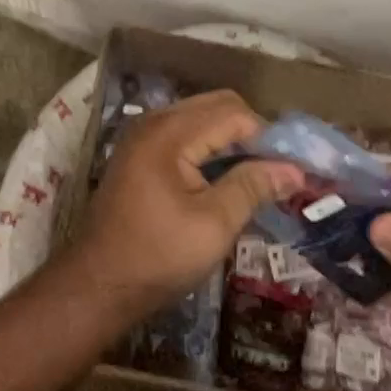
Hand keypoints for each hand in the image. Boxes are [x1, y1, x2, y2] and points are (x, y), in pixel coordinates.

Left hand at [71, 90, 303, 306]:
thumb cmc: (157, 256)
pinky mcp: (140, 152)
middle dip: (251, 131)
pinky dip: (210, 145)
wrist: (96, 286)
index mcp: (170, 132)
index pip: (233, 112)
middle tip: (275, 169)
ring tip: (256, 174)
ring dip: (231, 137)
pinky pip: (185, 132)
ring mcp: (143, 135)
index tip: (290, 169)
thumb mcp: (213, 225)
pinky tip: (224, 176)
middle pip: (217, 105)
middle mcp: (155, 121)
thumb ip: (252, 187)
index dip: (267, 136)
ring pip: (201, 116)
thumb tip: (294, 170)